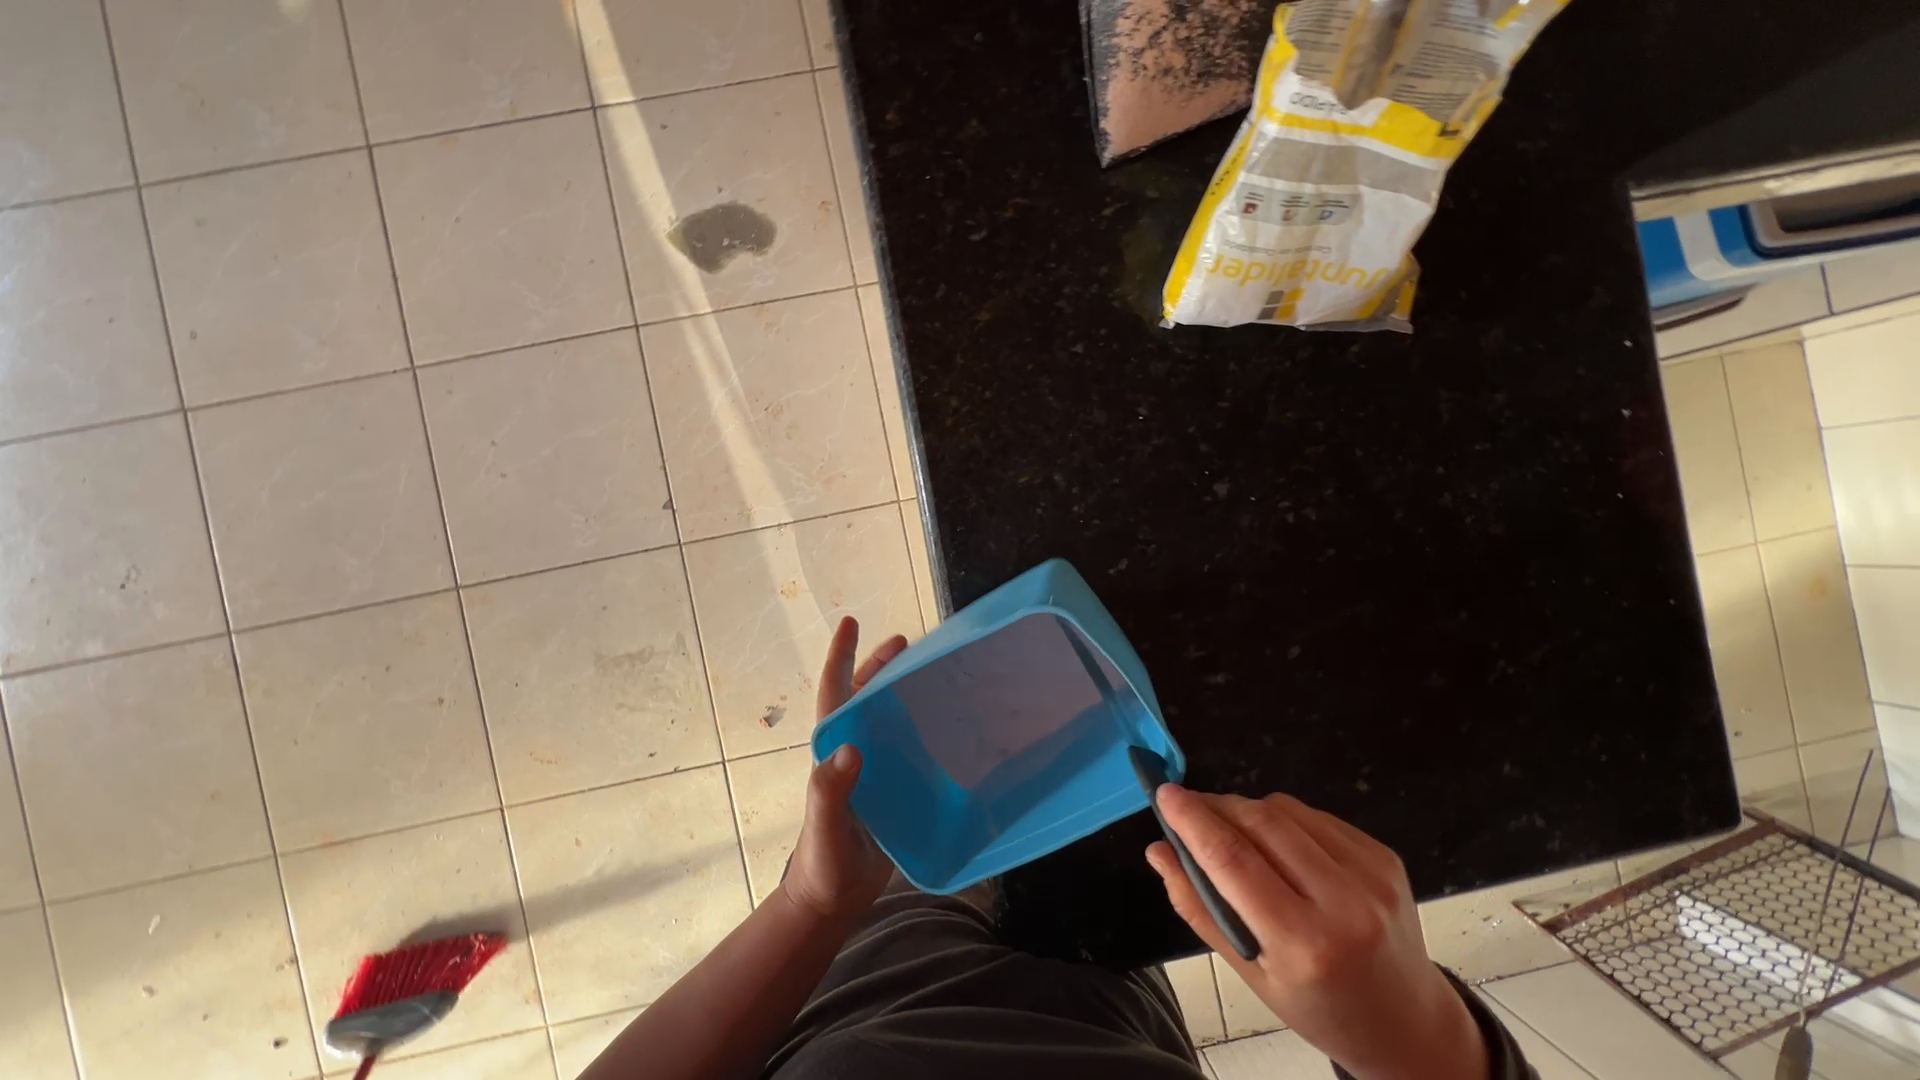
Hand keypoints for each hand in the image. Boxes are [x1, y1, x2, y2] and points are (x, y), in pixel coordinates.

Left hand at [779, 617, 908, 921]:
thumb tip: (850, 749)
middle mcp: (852, 753)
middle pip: (864, 697)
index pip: (835, 694)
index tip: (850, 623)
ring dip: (903, 692)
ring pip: (887, 719)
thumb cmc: (823, 864)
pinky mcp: (892, 789)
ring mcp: (872, 770)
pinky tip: (946, 724)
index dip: (841, 657)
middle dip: (879, 666)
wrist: (834, 901)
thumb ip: (829, 792)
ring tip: (931, 670)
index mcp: (832, 752)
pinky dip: (922, 729)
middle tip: (906, 640)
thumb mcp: (824, 829)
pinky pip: (907, 749)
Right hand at [1146, 789, 1486, 1079]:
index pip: (1234, 862)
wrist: (1410, 1026)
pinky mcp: (1384, 856)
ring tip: (1231, 832)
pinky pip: (1315, 817)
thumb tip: (1159, 850)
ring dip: (1247, 810)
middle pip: (1261, 824)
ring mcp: (1371, 875)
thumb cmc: (1319, 1008)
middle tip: (1187, 808)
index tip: (1164, 794)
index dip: (1193, 821)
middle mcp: (1344, 903)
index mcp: (1304, 944)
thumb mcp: (1250, 975)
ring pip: (1287, 810)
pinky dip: (1283, 820)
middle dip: (1216, 806)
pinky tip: (1277, 846)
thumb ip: (1199, 908)